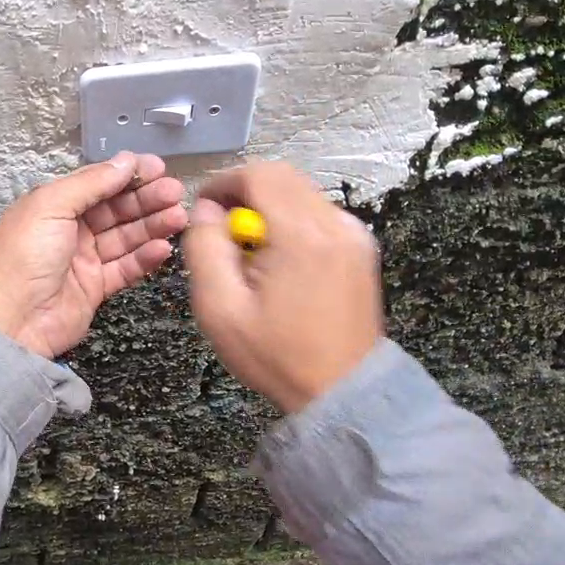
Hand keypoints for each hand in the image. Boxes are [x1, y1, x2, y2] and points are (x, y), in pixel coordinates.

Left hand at [0, 152, 187, 357]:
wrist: (12, 322)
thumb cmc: (22, 258)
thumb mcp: (50, 207)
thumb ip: (90, 183)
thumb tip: (125, 161)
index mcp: (52, 206)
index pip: (97, 184)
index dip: (127, 175)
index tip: (158, 168)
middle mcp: (68, 230)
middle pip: (115, 209)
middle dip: (146, 199)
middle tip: (176, 192)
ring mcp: (82, 260)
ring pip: (125, 237)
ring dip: (152, 225)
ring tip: (179, 217)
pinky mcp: (95, 288)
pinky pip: (125, 268)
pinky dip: (145, 258)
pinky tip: (164, 247)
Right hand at [183, 162, 382, 412]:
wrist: (341, 391)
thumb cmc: (275, 355)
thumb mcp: (219, 308)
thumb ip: (204, 248)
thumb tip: (205, 209)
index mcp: (301, 234)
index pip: (259, 174)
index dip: (223, 182)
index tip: (202, 209)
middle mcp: (335, 223)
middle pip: (282, 177)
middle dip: (244, 193)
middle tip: (221, 230)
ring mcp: (354, 234)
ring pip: (301, 193)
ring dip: (269, 208)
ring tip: (249, 252)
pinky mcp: (362, 248)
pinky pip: (319, 214)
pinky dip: (292, 223)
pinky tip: (280, 262)